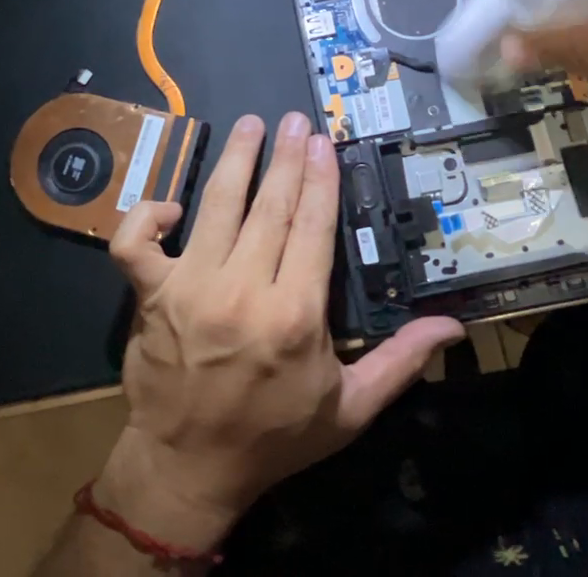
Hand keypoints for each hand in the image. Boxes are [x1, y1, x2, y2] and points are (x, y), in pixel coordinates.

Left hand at [94, 112, 465, 550]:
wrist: (189, 467)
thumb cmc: (273, 437)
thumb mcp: (349, 409)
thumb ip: (400, 362)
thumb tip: (453, 325)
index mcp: (295, 315)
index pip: (312, 227)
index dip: (320, 180)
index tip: (323, 143)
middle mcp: (242, 291)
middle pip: (269, 207)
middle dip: (285, 157)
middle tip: (295, 120)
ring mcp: (190, 288)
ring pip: (214, 207)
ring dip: (235, 162)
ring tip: (251, 126)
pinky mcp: (149, 296)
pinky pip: (135, 243)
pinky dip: (146, 216)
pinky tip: (172, 206)